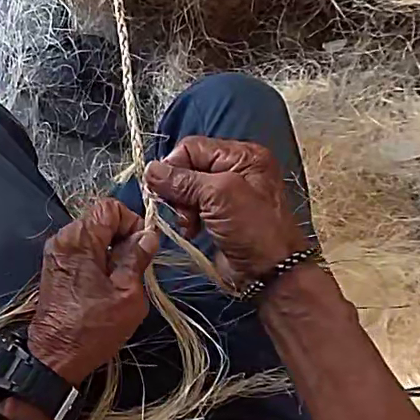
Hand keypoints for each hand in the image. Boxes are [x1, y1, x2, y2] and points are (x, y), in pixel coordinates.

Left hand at [28, 198, 160, 385]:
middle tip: (134, 266)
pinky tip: (105, 284)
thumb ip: (137, 258)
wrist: (55, 356)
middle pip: (99, 219)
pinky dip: (97, 259)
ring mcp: (56, 253)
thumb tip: (147, 236)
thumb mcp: (127, 293)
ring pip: (92, 235)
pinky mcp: (55, 267)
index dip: (131, 221)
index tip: (141, 246)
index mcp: (78, 239)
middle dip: (122, 237)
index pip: (109, 207)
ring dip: (110, 250)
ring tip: (121, 279)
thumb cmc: (92, 328)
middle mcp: (62, 240)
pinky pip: (81, 250)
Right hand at [142, 137, 309, 291]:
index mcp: (242, 155)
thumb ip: (183, 180)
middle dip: (179, 191)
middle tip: (185, 212)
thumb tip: (150, 170)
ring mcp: (225, 193)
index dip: (174, 167)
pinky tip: (192, 230)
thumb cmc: (253, 229)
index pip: (191, 147)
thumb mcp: (219, 196)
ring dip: (181, 208)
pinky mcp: (217, 214)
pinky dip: (186, 218)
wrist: (270, 271)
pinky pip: (190, 207)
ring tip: (190, 224)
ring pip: (184, 189)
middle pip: (186, 168)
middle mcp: (234, 169)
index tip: (167, 191)